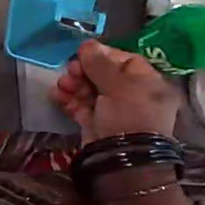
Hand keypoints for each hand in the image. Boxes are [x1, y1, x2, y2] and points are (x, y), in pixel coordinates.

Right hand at [50, 41, 186, 142]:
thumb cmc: (129, 115)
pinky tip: (56, 96)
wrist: (123, 159)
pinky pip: (82, 108)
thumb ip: (100, 64)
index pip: (125, 61)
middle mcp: (133, 97)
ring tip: (61, 85)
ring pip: (91, 92)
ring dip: (73, 86)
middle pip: (105, 76)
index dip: (103, 55)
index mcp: (148, 84)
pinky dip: (69, 102)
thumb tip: (87, 44)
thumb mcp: (118, 85)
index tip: (84, 53)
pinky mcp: (97, 126)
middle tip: (70, 70)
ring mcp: (114, 113)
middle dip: (84, 72)